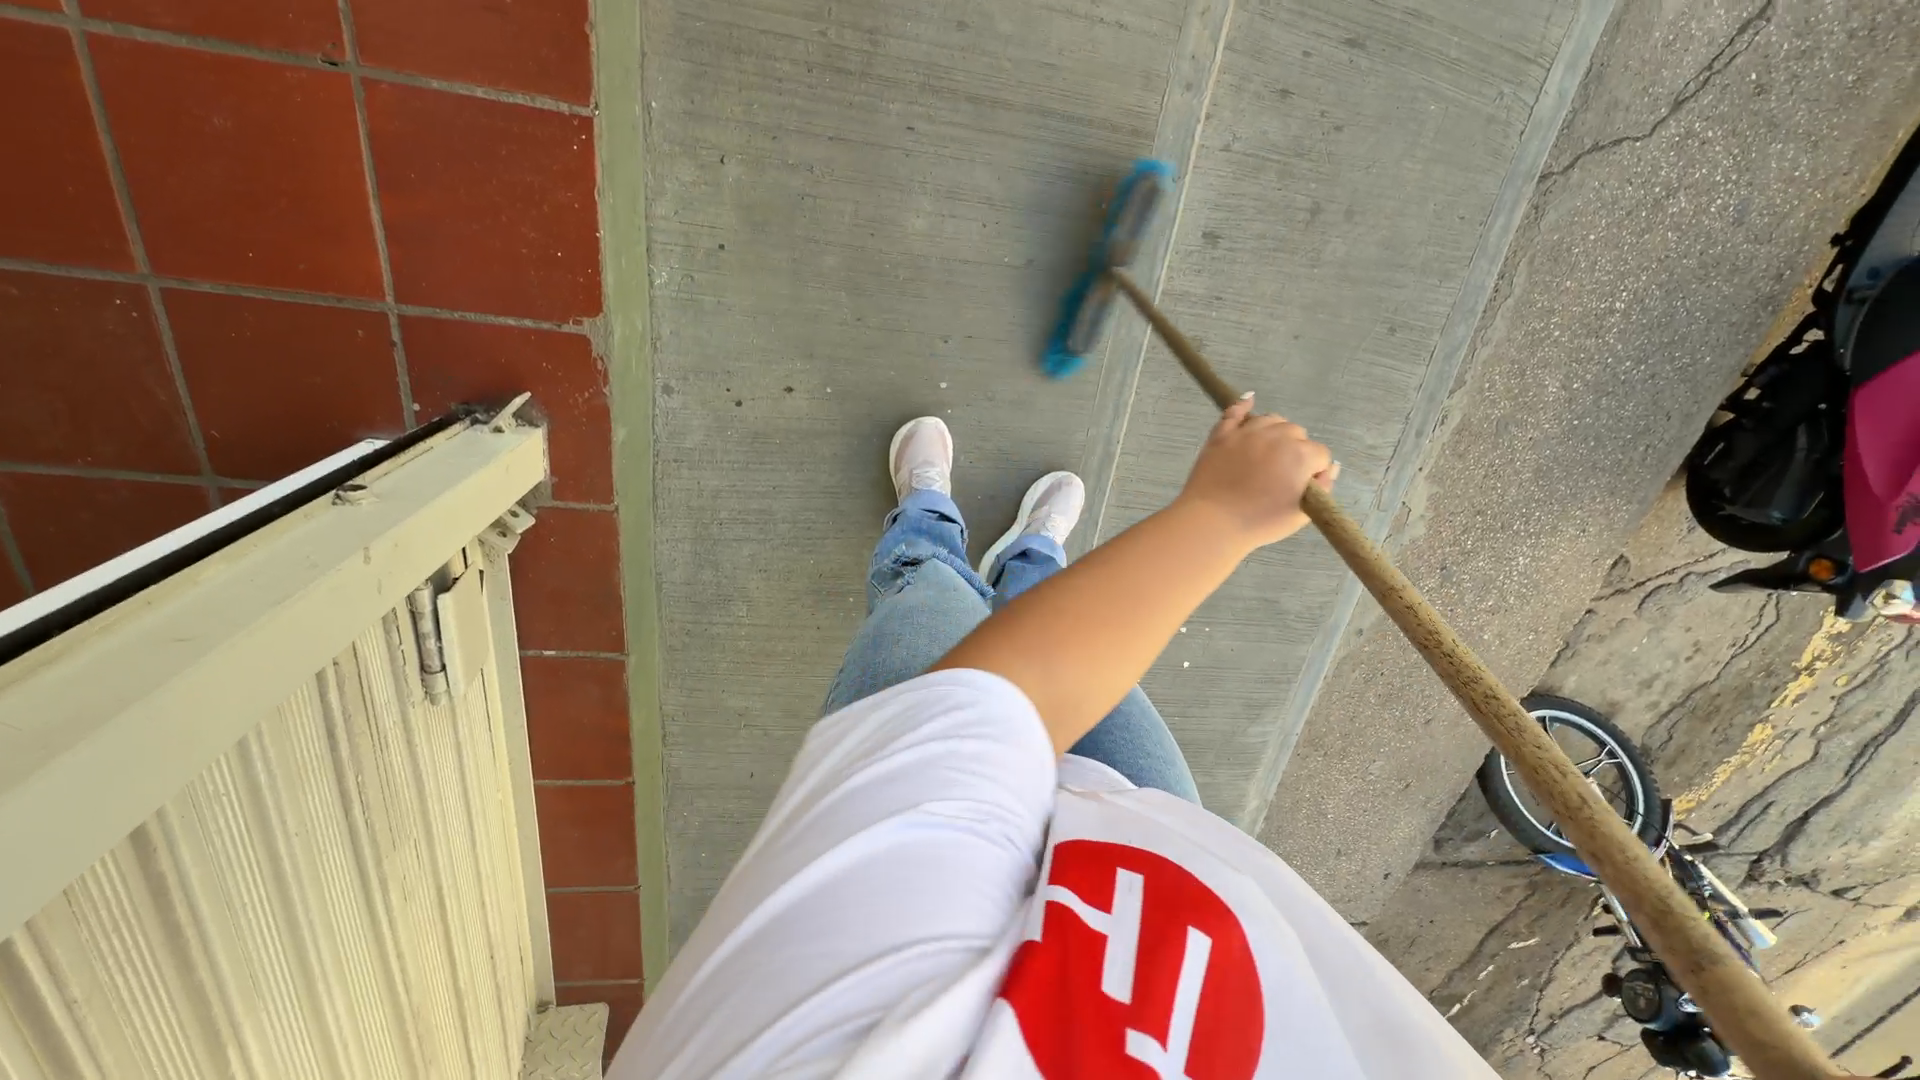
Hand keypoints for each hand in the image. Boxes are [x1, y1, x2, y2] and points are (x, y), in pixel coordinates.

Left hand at [1176, 393, 1336, 548]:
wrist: (1212, 522)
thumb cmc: (1259, 523)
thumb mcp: (1301, 513)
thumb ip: (1322, 487)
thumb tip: (1331, 468)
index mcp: (1301, 454)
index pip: (1320, 454)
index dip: (1313, 470)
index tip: (1301, 486)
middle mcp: (1276, 436)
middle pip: (1296, 433)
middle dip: (1295, 450)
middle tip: (1280, 475)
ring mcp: (1246, 433)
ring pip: (1270, 420)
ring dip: (1274, 432)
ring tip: (1268, 452)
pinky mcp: (1221, 436)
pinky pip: (1234, 413)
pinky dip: (1243, 406)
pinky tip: (1248, 400)